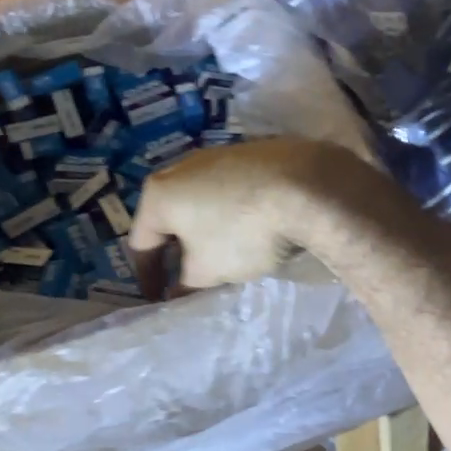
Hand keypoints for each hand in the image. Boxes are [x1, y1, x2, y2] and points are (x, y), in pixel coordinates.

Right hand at [129, 139, 364, 292]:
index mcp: (159, 192)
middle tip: (187, 276)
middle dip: (177, 248)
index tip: (158, 299)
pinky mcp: (255, 151)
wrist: (309, 186)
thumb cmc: (244, 232)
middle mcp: (183, 165)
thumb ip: (185, 283)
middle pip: (171, 215)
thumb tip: (176, 291)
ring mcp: (221, 154)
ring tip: (222, 252)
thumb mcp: (208, 270)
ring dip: (207, 227)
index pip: (141, 242)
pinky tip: (252, 225)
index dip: (148, 276)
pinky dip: (235, 209)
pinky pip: (234, 188)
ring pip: (203, 198)